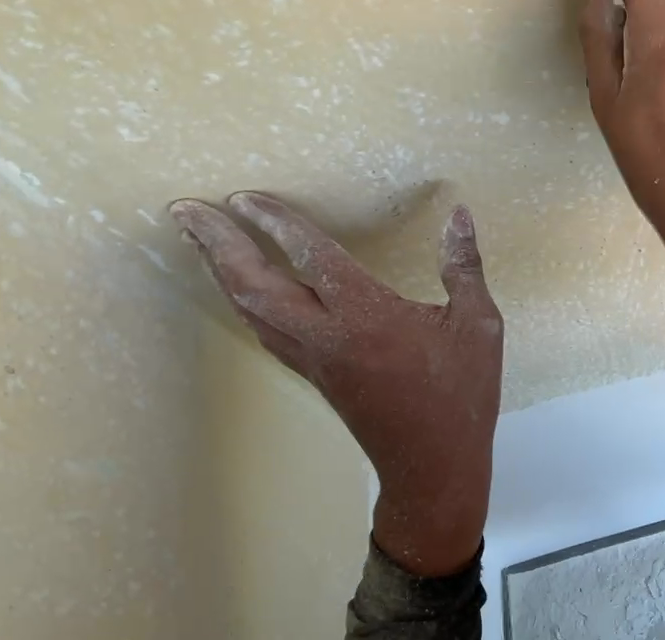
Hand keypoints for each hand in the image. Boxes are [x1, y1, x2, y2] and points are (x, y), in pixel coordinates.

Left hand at [169, 193, 501, 577]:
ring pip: (251, 310)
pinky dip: (243, 300)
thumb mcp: (479, 324)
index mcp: (368, 318)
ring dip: (220, 270)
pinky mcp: (314, 374)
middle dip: (217, 244)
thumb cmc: (461, 393)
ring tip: (200, 238)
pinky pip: (265, 330)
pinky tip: (241, 288)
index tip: (247, 197)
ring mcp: (314, 359)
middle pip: (255, 286)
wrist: (433, 466)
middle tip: (184, 209)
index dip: (279, 224)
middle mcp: (327, 336)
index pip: (312, 258)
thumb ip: (464, 267)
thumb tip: (458, 214)